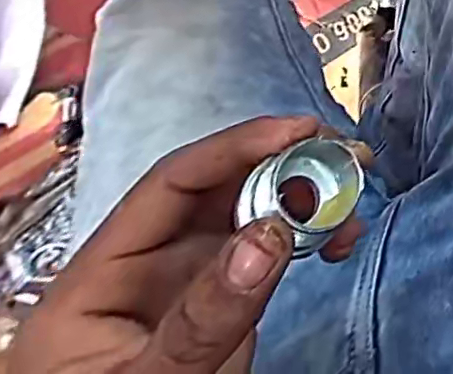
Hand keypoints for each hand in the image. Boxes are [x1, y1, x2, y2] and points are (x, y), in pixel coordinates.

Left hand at [11, 116, 366, 373]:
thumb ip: (200, 322)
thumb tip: (270, 232)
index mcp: (98, 276)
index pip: (170, 183)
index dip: (235, 147)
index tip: (298, 131)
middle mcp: (145, 264)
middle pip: (218, 188)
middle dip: (283, 162)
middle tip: (343, 152)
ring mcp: (186, 281)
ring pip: (250, 211)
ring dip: (304, 194)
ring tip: (354, 191)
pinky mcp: (222, 300)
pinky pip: (268, 248)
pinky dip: (306, 234)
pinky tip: (338, 239)